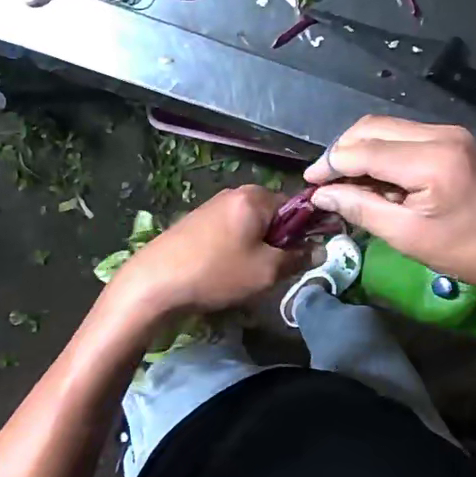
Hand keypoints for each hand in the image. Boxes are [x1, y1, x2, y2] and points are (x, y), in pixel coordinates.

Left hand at [106, 186, 308, 316]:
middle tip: (273, 272)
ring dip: (257, 249)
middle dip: (279, 242)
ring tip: (246, 276)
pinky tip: (225, 273)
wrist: (155, 283)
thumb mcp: (267, 271)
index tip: (306, 257)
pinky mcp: (197, 222)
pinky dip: (236, 251)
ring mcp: (213, 206)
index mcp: (255, 196)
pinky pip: (231, 233)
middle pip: (273, 216)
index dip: (308, 232)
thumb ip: (298, 257)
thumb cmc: (217, 272)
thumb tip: (320, 249)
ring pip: (252, 227)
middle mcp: (234, 193)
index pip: (298, 206)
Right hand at [304, 116, 475, 303]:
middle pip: (371, 128)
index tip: (308, 184)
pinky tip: (374, 179)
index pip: (363, 150)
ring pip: (385, 128)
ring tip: (345, 183)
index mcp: (431, 160)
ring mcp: (449, 133)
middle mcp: (440, 135)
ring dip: (359, 150)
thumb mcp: (407, 237)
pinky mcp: (452, 140)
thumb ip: (361, 208)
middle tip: (323, 182)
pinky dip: (380, 152)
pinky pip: (403, 136)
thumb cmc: (467, 251)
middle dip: (341, 152)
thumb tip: (321, 194)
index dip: (330, 164)